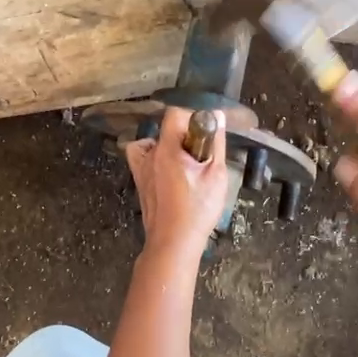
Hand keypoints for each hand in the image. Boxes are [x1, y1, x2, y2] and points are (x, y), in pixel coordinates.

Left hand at [124, 108, 232, 258]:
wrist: (174, 242)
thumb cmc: (197, 210)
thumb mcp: (216, 175)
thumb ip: (216, 143)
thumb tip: (218, 116)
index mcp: (167, 149)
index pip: (175, 114)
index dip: (193, 118)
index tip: (206, 134)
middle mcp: (150, 154)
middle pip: (167, 129)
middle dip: (187, 137)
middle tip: (202, 157)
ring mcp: (140, 168)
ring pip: (154, 143)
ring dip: (171, 147)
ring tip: (186, 165)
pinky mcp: (139, 181)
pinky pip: (141, 157)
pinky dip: (152, 157)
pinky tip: (166, 168)